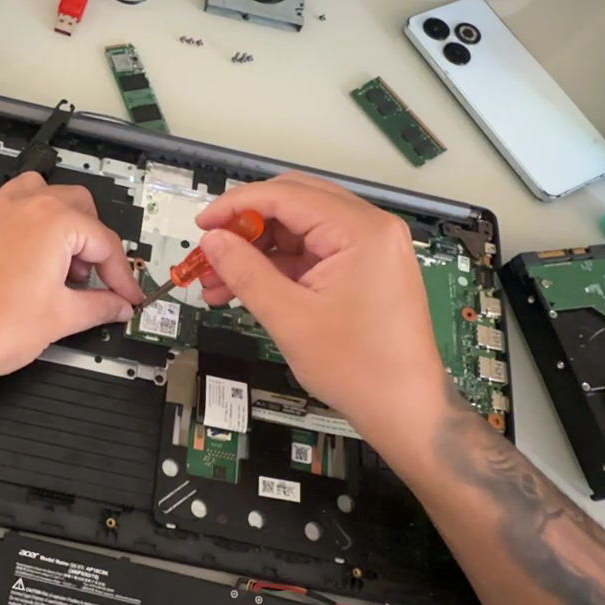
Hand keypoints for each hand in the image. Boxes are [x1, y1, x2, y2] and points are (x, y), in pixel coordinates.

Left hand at [0, 174, 143, 391]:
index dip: (122, 275)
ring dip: (58, 219)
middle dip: (94, 245)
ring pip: (38, 192)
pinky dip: (6, 207)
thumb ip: (99, 307)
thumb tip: (118, 305)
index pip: (105, 243)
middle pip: (78, 208)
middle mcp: (22, 205)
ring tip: (60, 261)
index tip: (128, 297)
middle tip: (96, 284)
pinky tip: (14, 232)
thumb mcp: (61, 318)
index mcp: (53, 221)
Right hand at [194, 174, 451, 451]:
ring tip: (216, 281)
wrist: (403, 408)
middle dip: (245, 227)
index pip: (287, 195)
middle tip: (210, 250)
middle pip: (294, 204)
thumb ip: (246, 271)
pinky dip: (275, 269)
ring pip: (297, 231)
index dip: (237, 205)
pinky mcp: (361, 269)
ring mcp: (368, 248)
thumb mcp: (289, 317)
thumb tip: (212, 239)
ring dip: (255, 251)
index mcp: (361, 231)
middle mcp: (370, 228)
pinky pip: (309, 255)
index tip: (201, 224)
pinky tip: (241, 290)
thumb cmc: (356, 366)